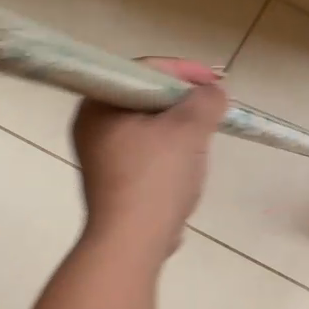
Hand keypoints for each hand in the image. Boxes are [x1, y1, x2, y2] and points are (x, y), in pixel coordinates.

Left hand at [72, 58, 228, 262]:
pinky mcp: (114, 178)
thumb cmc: (156, 177)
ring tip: (206, 134)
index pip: (145, 69)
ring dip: (179, 125)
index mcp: (99, 104)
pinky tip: (189, 162)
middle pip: (146, 96)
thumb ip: (206, 101)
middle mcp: (92, 124)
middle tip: (212, 106)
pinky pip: (146, 149)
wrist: (134, 238)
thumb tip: (215, 92)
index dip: (185, 71)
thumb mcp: (189, 129)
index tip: (217, 82)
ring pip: (148, 124)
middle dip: (184, 99)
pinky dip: (170, 148)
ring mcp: (101, 154)